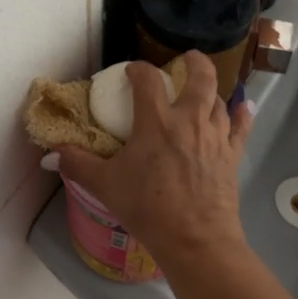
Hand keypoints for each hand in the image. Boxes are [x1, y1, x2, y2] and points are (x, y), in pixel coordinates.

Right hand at [58, 52, 255, 268]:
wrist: (195, 240)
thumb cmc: (148, 208)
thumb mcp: (105, 185)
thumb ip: (78, 165)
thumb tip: (54, 154)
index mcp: (156, 121)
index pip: (148, 80)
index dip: (139, 69)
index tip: (132, 71)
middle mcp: (190, 120)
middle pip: (201, 77)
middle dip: (194, 62)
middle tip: (186, 58)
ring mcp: (216, 136)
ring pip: (219, 100)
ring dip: (211, 91)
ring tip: (202, 91)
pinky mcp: (233, 155)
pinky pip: (241, 126)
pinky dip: (242, 113)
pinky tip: (244, 106)